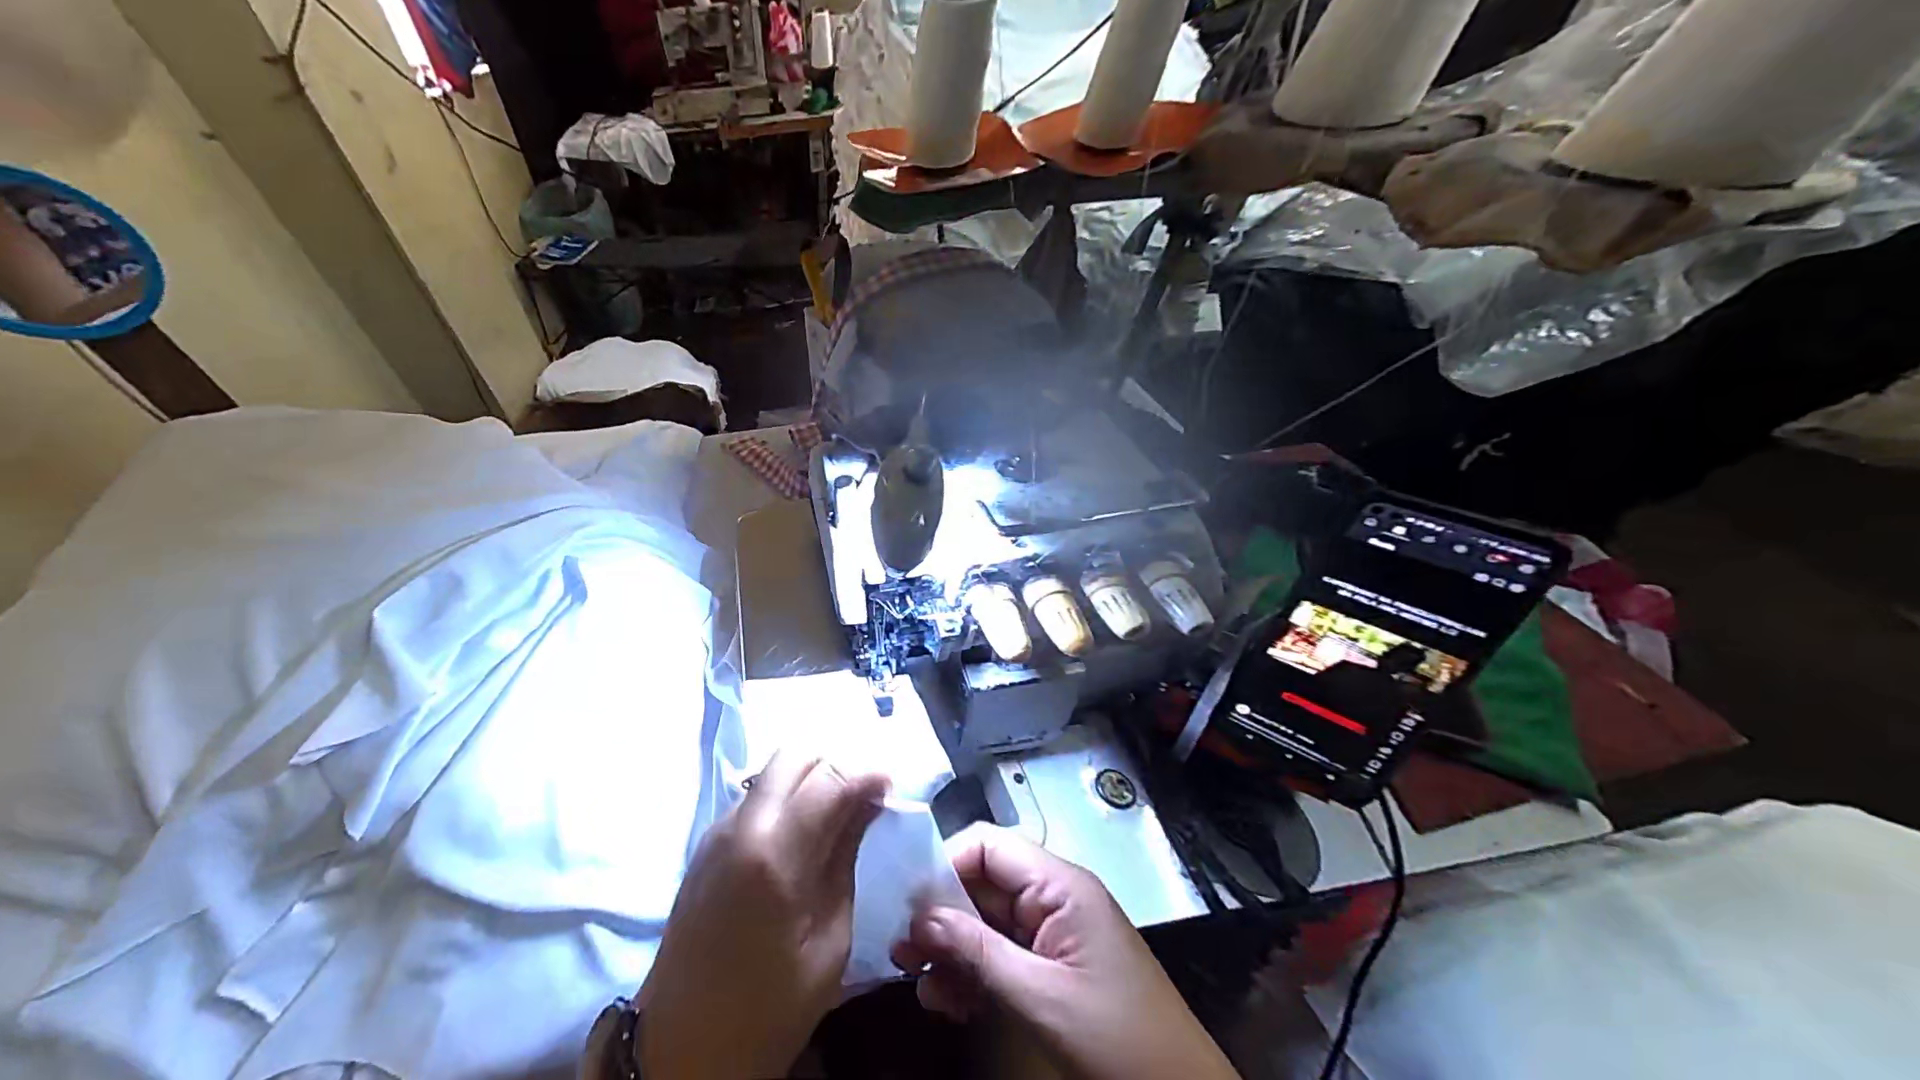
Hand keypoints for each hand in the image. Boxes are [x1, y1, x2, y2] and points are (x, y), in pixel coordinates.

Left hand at [638, 753, 887, 1079]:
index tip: (890, 789)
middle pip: (794, 757)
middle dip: (836, 764)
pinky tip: (805, 830)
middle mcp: (741, 827)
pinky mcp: (706, 846)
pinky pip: (756, 797)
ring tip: (839, 811)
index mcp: (775, 854)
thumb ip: (844, 859)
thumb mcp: (828, 941)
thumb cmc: (768, 1008)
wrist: (680, 1048)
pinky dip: (787, 797)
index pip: (830, 779)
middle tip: (863, 796)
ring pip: (772, 772)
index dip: (867, 775)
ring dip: (810, 778)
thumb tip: (867, 805)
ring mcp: (717, 833)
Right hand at [891, 825, 1237, 1079]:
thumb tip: (920, 916)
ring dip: (952, 950)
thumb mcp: (1040, 996)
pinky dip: (973, 973)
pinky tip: (949, 1001)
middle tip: (902, 952)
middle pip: (983, 884)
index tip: (910, 905)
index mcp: (1059, 885)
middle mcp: (1053, 897)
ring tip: (920, 983)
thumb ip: (978, 951)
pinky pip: (1001, 953)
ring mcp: (1052, 931)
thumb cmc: (1116, 1036)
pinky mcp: (1052, 964)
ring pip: (986, 922)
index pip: (989, 845)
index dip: (946, 864)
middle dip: (941, 916)